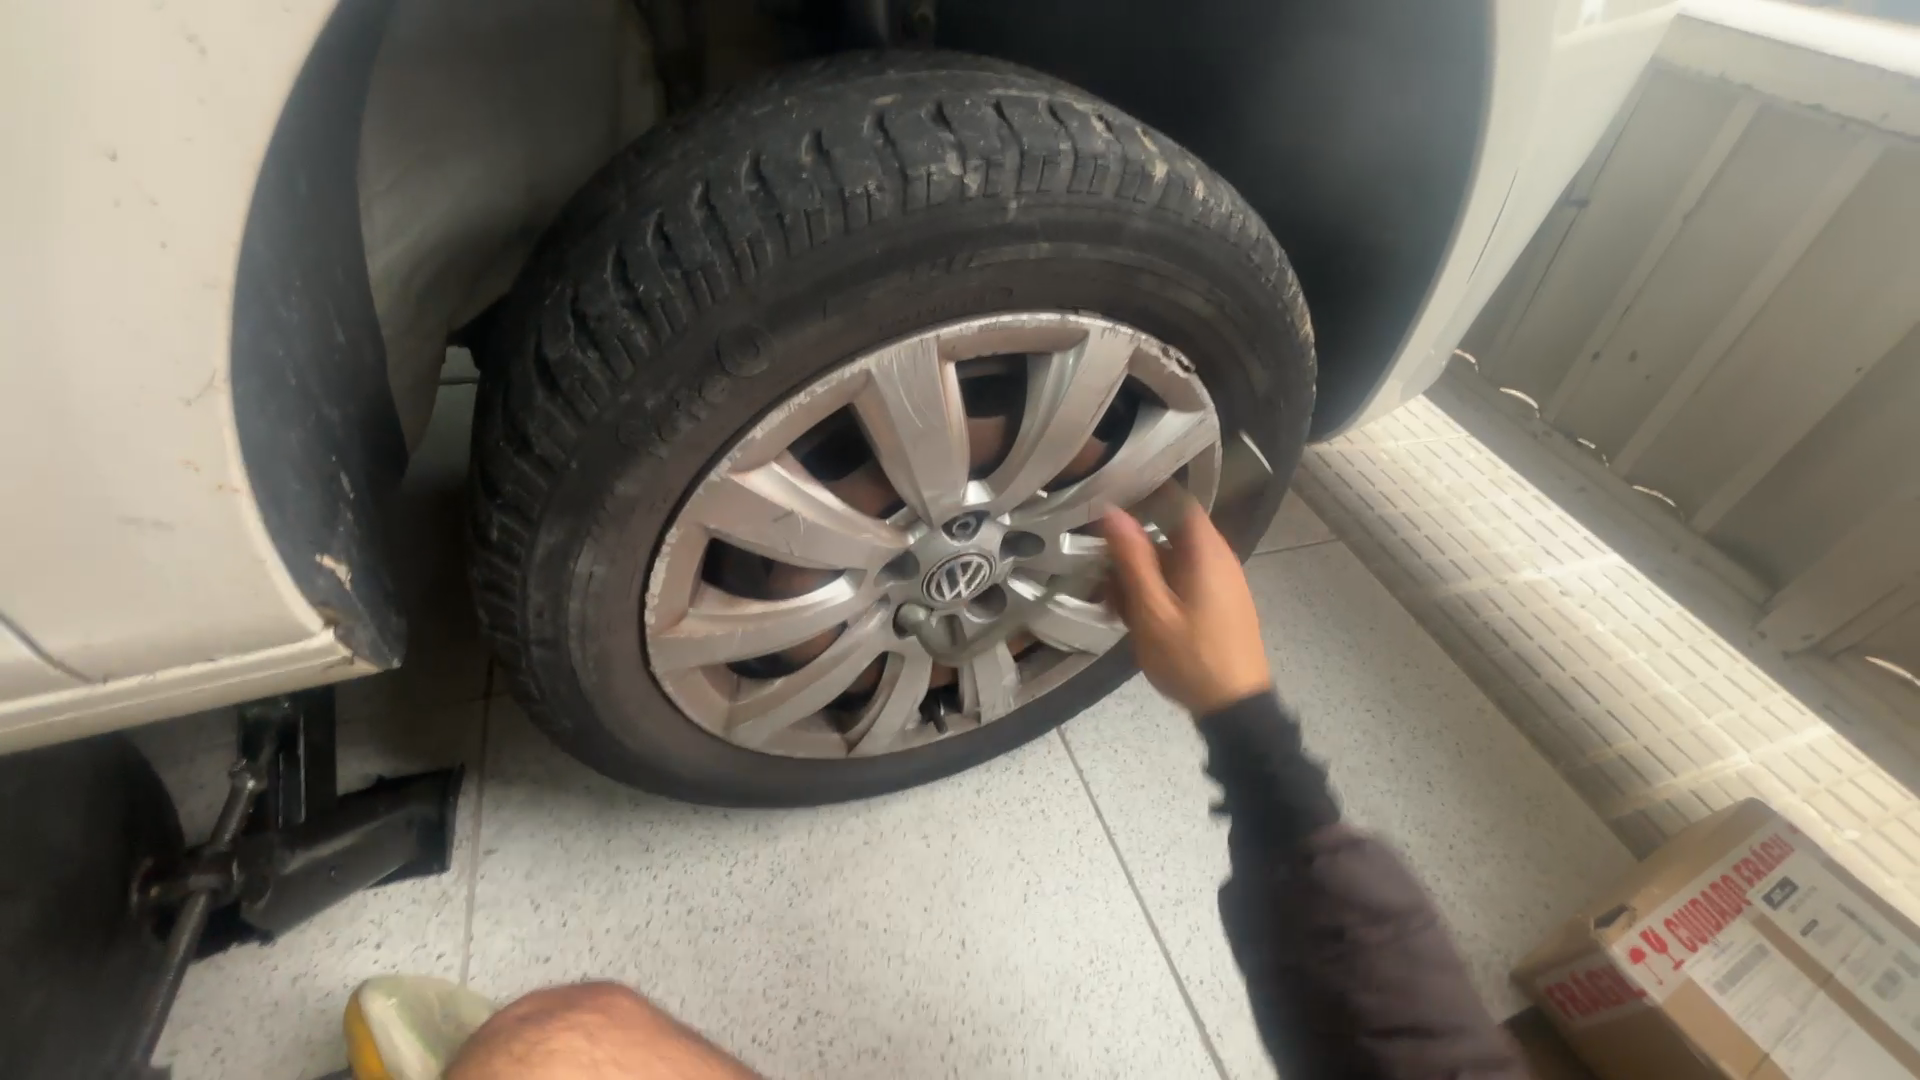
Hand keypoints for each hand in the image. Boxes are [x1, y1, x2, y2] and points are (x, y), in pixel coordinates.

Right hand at [1099, 500, 1272, 714]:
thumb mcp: (1152, 610)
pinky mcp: (1220, 605)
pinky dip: (1158, 594)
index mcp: (1206, 552)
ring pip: (1172, 564)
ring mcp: (1222, 583)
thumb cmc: (1191, 657)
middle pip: (1169, 537)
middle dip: (1133, 553)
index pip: (1177, 502)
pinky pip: (1183, 585)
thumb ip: (1132, 559)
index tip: (1109, 507)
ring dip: (1140, 578)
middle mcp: (1219, 559)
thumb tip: (1112, 512)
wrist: (1235, 708)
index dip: (1144, 497)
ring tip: (1115, 609)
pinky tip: (1138, 621)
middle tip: (1103, 578)